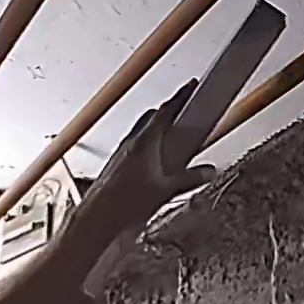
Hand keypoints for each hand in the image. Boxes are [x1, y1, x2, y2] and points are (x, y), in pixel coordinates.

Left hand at [63, 79, 216, 254]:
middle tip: (181, 112)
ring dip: (154, 129)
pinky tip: (151, 163)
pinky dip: (145, 145)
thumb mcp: (165, 191)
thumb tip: (206, 171)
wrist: (96, 217)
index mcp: (145, 142)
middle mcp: (131, 142)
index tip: (190, 85)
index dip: (180, 96)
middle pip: (151, 117)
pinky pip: (133, 145)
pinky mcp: (114, 164)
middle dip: (167, 112)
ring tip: (168, 140)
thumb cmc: (124, 202)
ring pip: (141, 130)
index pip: (166, 111)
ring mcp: (121, 152)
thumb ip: (189, 179)